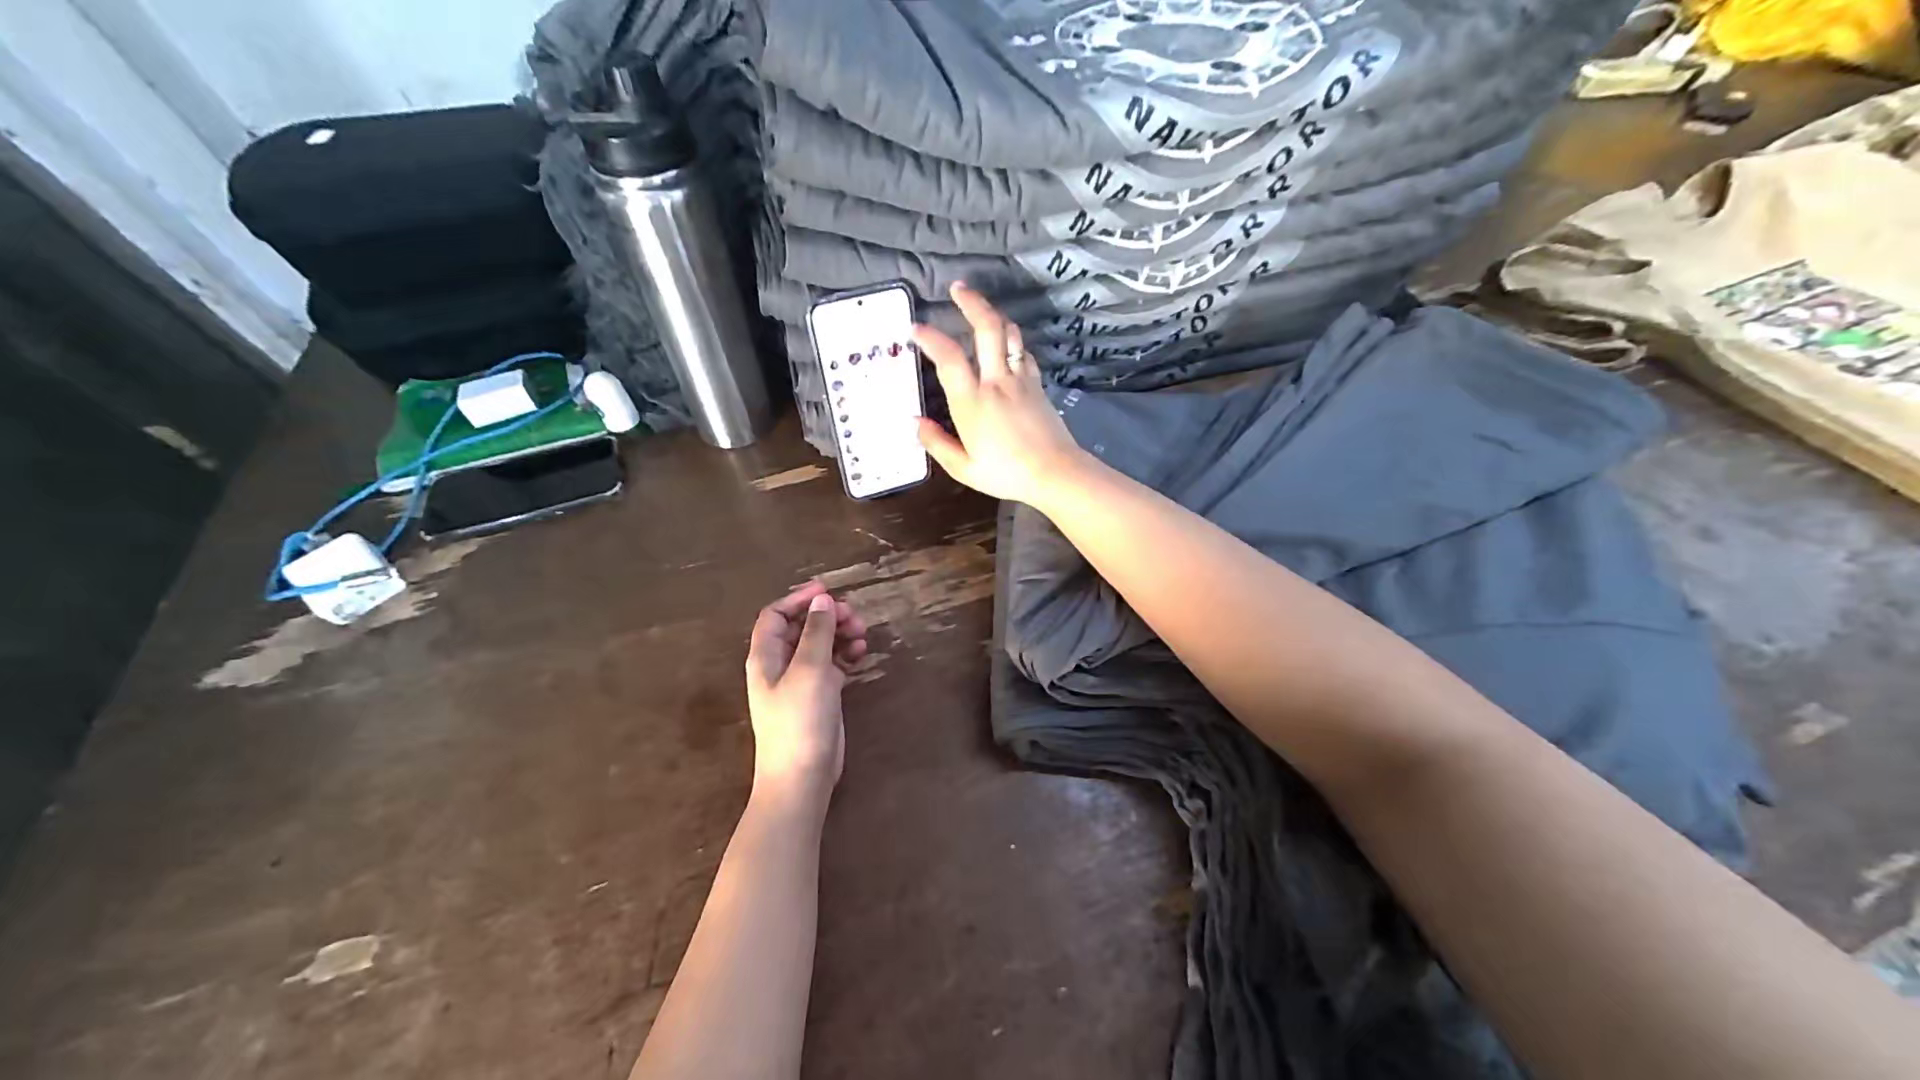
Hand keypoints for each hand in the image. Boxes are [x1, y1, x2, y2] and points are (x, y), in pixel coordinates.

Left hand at [744, 582, 868, 798]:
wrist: (802, 777)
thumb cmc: (800, 720)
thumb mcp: (810, 669)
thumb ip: (817, 632)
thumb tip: (822, 600)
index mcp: (766, 657)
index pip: (775, 615)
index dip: (798, 599)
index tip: (828, 591)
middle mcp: (780, 666)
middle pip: (800, 628)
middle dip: (825, 616)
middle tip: (853, 615)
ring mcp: (800, 682)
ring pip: (819, 645)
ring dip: (838, 633)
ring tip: (862, 633)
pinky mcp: (819, 697)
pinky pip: (831, 665)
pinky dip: (845, 654)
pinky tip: (861, 653)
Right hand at [914, 282, 1089, 507]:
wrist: (1056, 473)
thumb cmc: (1007, 474)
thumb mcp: (964, 468)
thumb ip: (937, 443)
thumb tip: (916, 422)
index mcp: (972, 402)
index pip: (948, 358)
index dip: (930, 337)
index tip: (916, 328)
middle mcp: (996, 382)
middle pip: (986, 328)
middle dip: (971, 302)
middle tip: (957, 288)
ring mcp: (1021, 380)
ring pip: (1009, 333)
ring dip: (993, 314)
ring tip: (980, 307)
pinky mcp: (1037, 385)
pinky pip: (1024, 353)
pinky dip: (1012, 341)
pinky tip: (1007, 345)